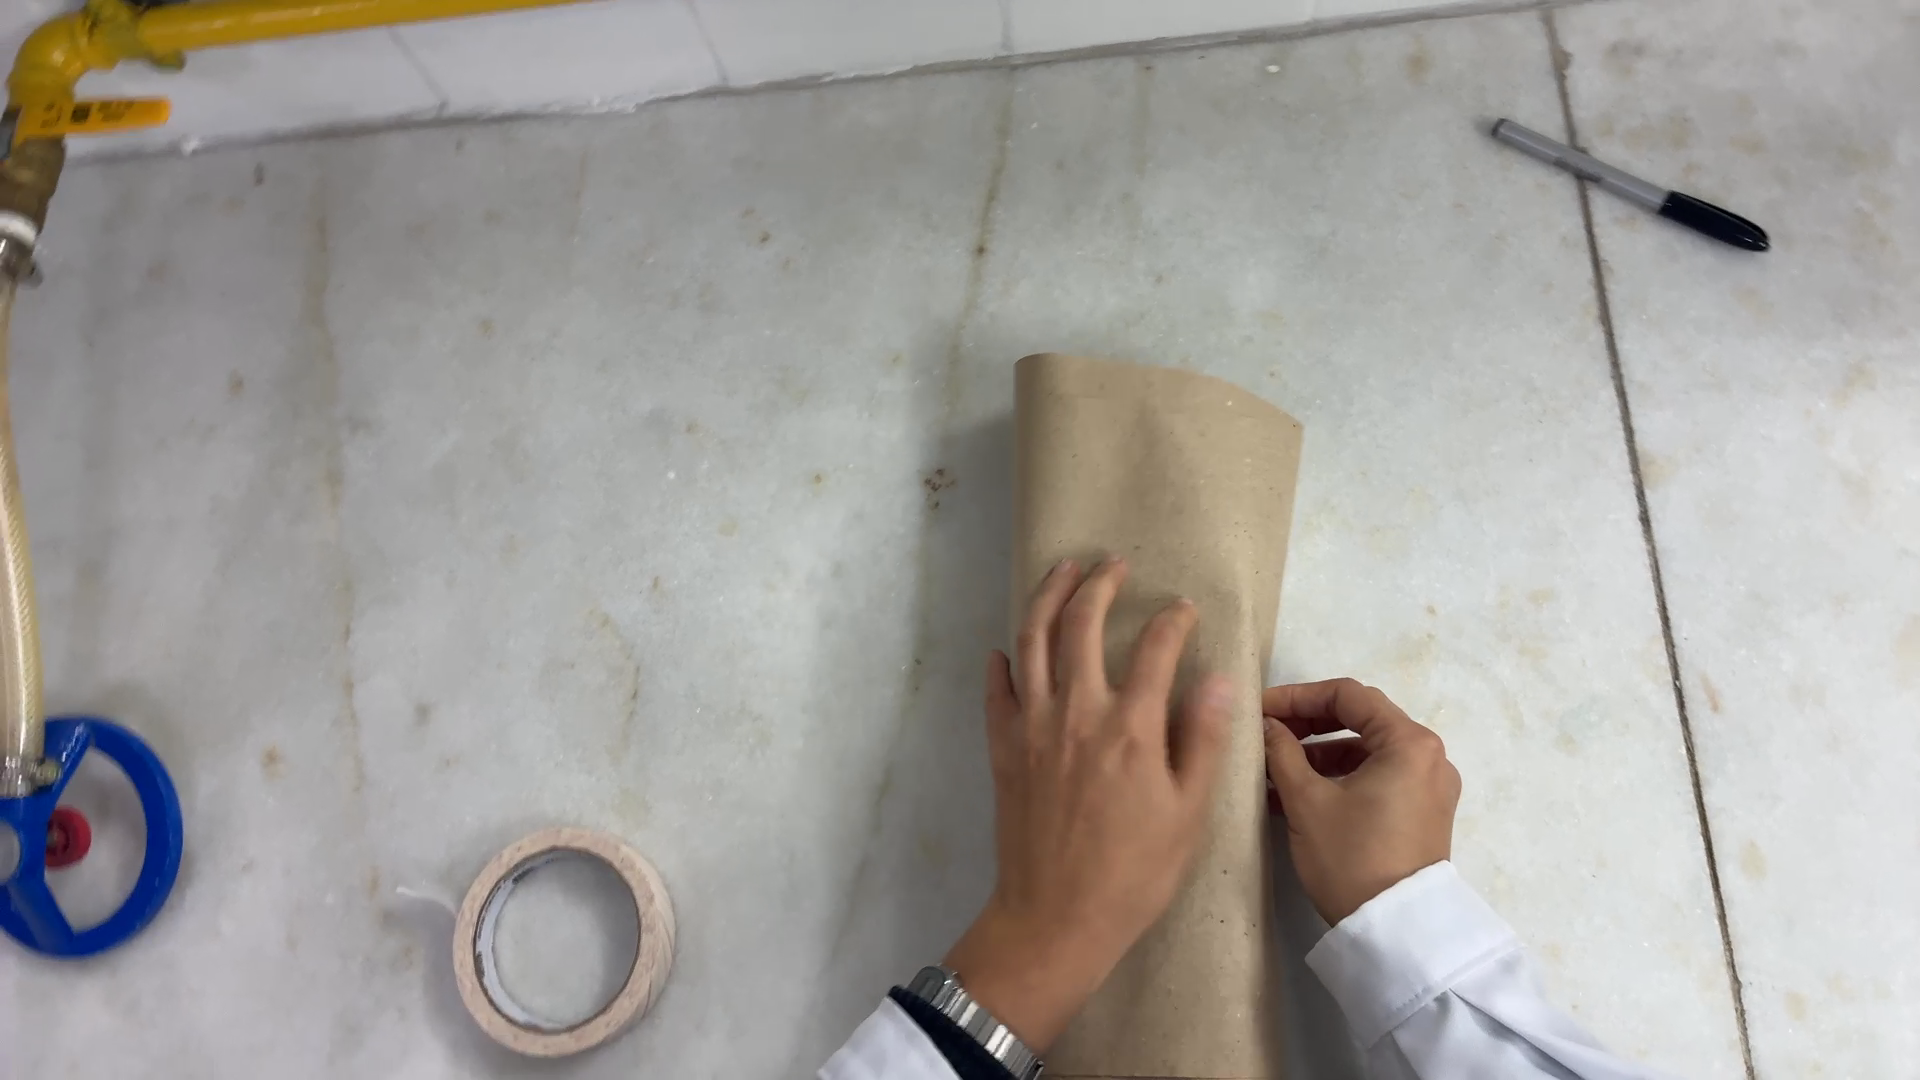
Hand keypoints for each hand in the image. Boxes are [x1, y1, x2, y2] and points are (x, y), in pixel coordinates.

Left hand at [943, 556, 1233, 1051]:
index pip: (1156, 649)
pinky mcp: (1002, 744)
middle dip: (1099, 584)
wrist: (1055, 915)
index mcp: (1130, 726)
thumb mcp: (1188, 813)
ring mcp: (1031, 723)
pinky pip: (997, 688)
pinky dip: (1002, 662)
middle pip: (1082, 624)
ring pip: (1032, 639)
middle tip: (1112, 563)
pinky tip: (1005, 648)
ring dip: (1046, 597)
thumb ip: (1202, 739)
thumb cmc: (1133, 871)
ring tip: (1061, 570)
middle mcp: (1076, 710)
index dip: (1173, 620)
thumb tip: (1220, 678)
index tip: (1183, 608)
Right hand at [1262, 678, 1460, 925]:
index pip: (1347, 695)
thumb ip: (1280, 749)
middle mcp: (1427, 757)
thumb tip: (1265, 723)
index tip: (1261, 709)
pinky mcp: (1419, 812)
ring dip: (1315, 750)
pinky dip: (1334, 775)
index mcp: (1408, 743)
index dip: (1297, 695)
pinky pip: (1372, 775)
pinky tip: (1293, 790)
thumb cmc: (1351, 855)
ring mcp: (1426, 786)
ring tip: (1271, 766)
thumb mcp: (1305, 798)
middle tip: (1264, 731)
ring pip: (1362, 748)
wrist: (1394, 934)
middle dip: (1305, 722)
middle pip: (1357, 718)